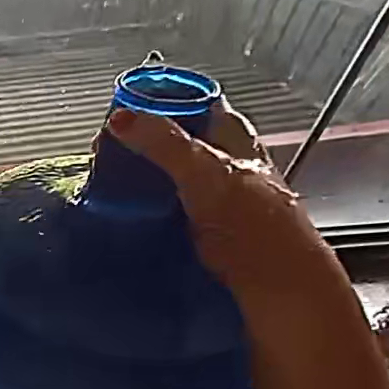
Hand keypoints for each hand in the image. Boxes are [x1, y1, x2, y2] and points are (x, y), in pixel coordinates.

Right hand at [105, 101, 360, 352]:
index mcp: (237, 142)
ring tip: (117, 182)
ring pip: (179, 179)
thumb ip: (165, 144)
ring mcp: (221, 203)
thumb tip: (120, 119)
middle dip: (152, 145)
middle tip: (116, 151)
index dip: (168, 104)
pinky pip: (174, 213)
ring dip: (151, 180)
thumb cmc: (252, 225)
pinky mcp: (210, 235)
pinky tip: (136, 218)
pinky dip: (154, 212)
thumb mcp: (204, 173)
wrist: (273, 284)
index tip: (130, 111)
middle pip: (186, 144)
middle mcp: (231, 168)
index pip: (200, 106)